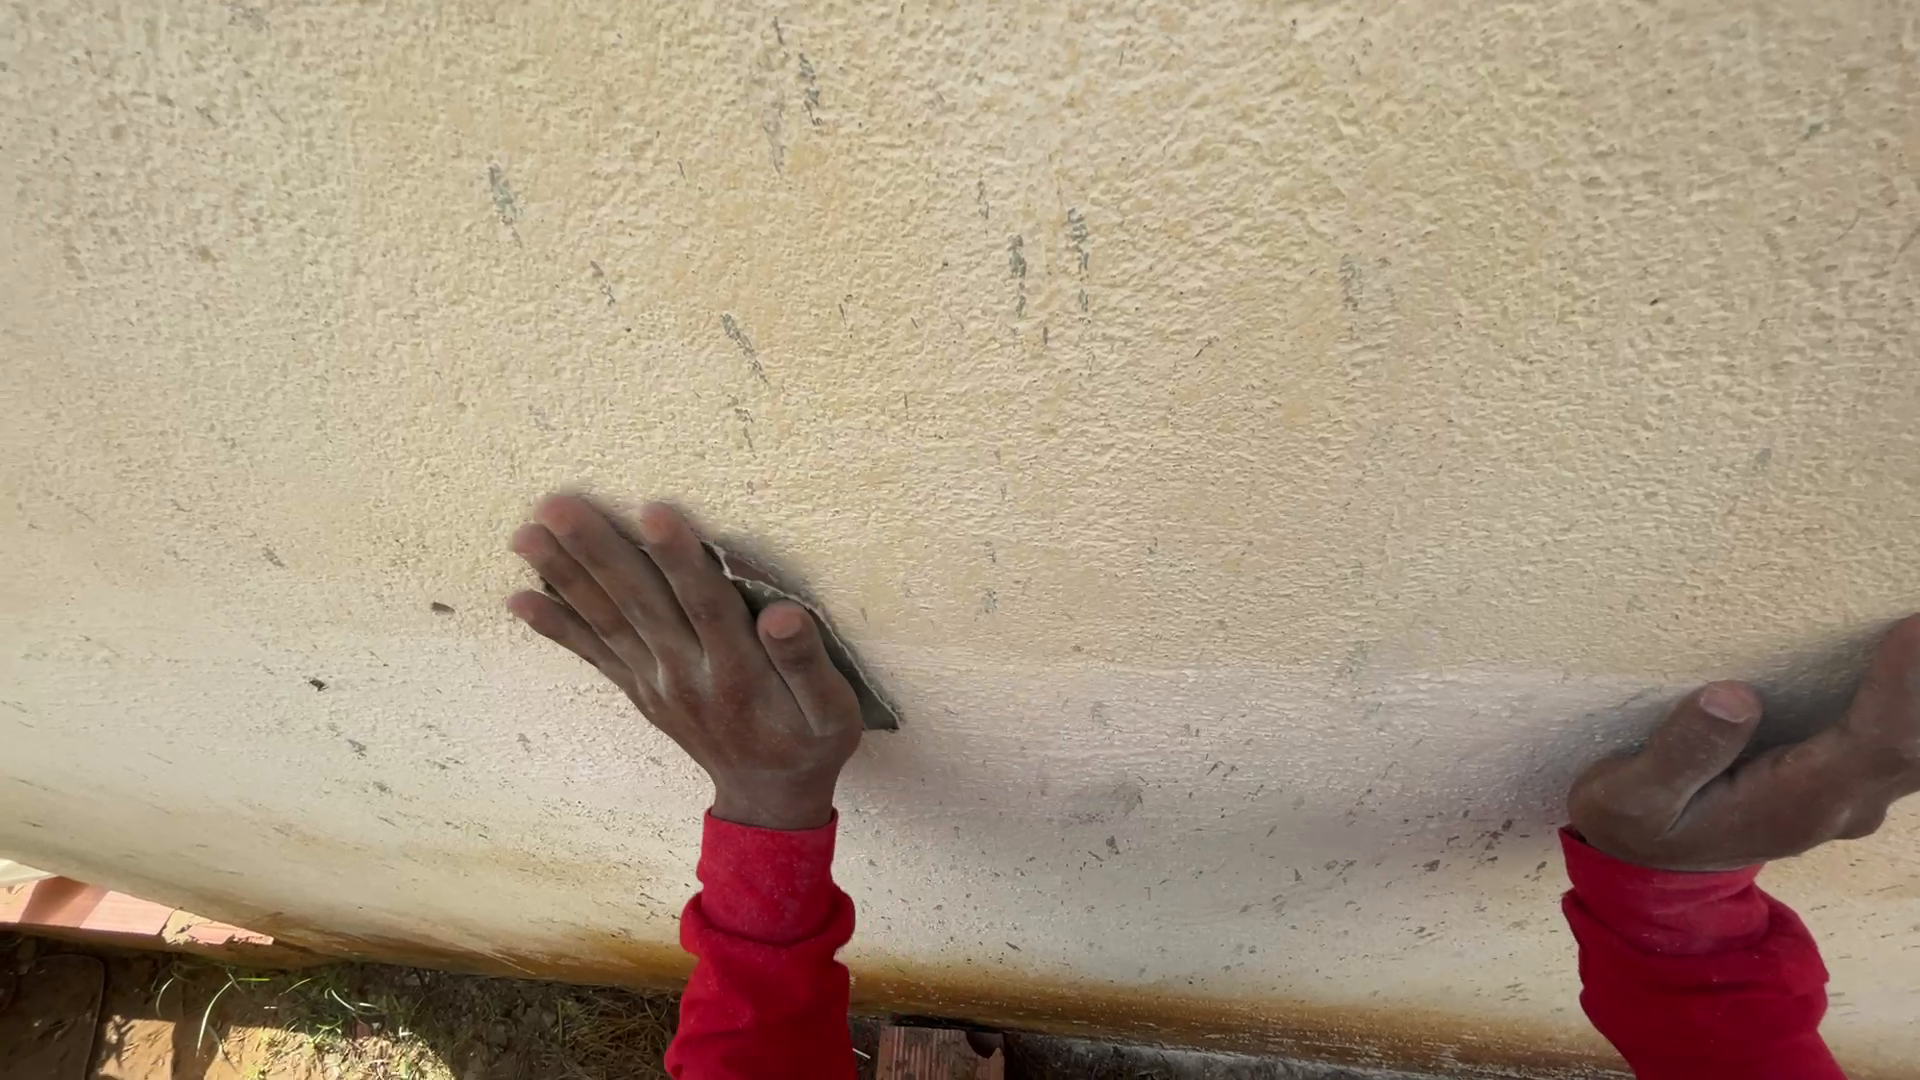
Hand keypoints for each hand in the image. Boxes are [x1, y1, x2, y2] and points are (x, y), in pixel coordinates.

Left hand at [506, 495, 862, 829]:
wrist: (768, 798)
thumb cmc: (809, 743)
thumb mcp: (833, 710)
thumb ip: (806, 662)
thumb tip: (781, 615)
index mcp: (739, 671)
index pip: (706, 605)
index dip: (680, 561)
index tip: (653, 513)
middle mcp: (688, 673)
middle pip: (642, 605)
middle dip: (599, 553)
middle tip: (557, 506)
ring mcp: (658, 684)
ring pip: (609, 623)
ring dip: (566, 578)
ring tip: (525, 536)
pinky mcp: (642, 692)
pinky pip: (596, 657)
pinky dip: (557, 628)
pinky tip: (520, 600)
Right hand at [1569, 615, 1919, 870]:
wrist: (1643, 868)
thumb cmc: (1629, 824)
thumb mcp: (1630, 793)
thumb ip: (1680, 751)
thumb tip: (1734, 695)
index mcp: (1792, 804)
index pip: (1875, 745)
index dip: (1903, 688)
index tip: (1911, 628)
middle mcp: (1838, 805)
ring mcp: (1844, 800)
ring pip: (1916, 751)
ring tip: (1918, 638)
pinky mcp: (1836, 787)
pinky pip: (1897, 748)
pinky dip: (1906, 710)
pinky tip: (1902, 678)